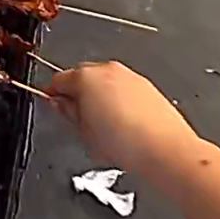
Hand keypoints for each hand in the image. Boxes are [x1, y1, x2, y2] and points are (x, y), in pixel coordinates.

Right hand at [48, 61, 200, 174]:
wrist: (164, 149)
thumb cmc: (125, 144)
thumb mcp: (84, 134)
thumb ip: (68, 113)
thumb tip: (61, 104)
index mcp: (85, 77)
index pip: (59, 79)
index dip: (54, 94)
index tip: (55, 106)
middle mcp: (107, 69)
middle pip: (82, 76)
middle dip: (78, 94)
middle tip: (80, 120)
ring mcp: (128, 75)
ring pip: (104, 81)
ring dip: (99, 96)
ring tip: (105, 126)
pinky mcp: (145, 84)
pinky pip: (123, 87)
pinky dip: (119, 99)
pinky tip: (124, 123)